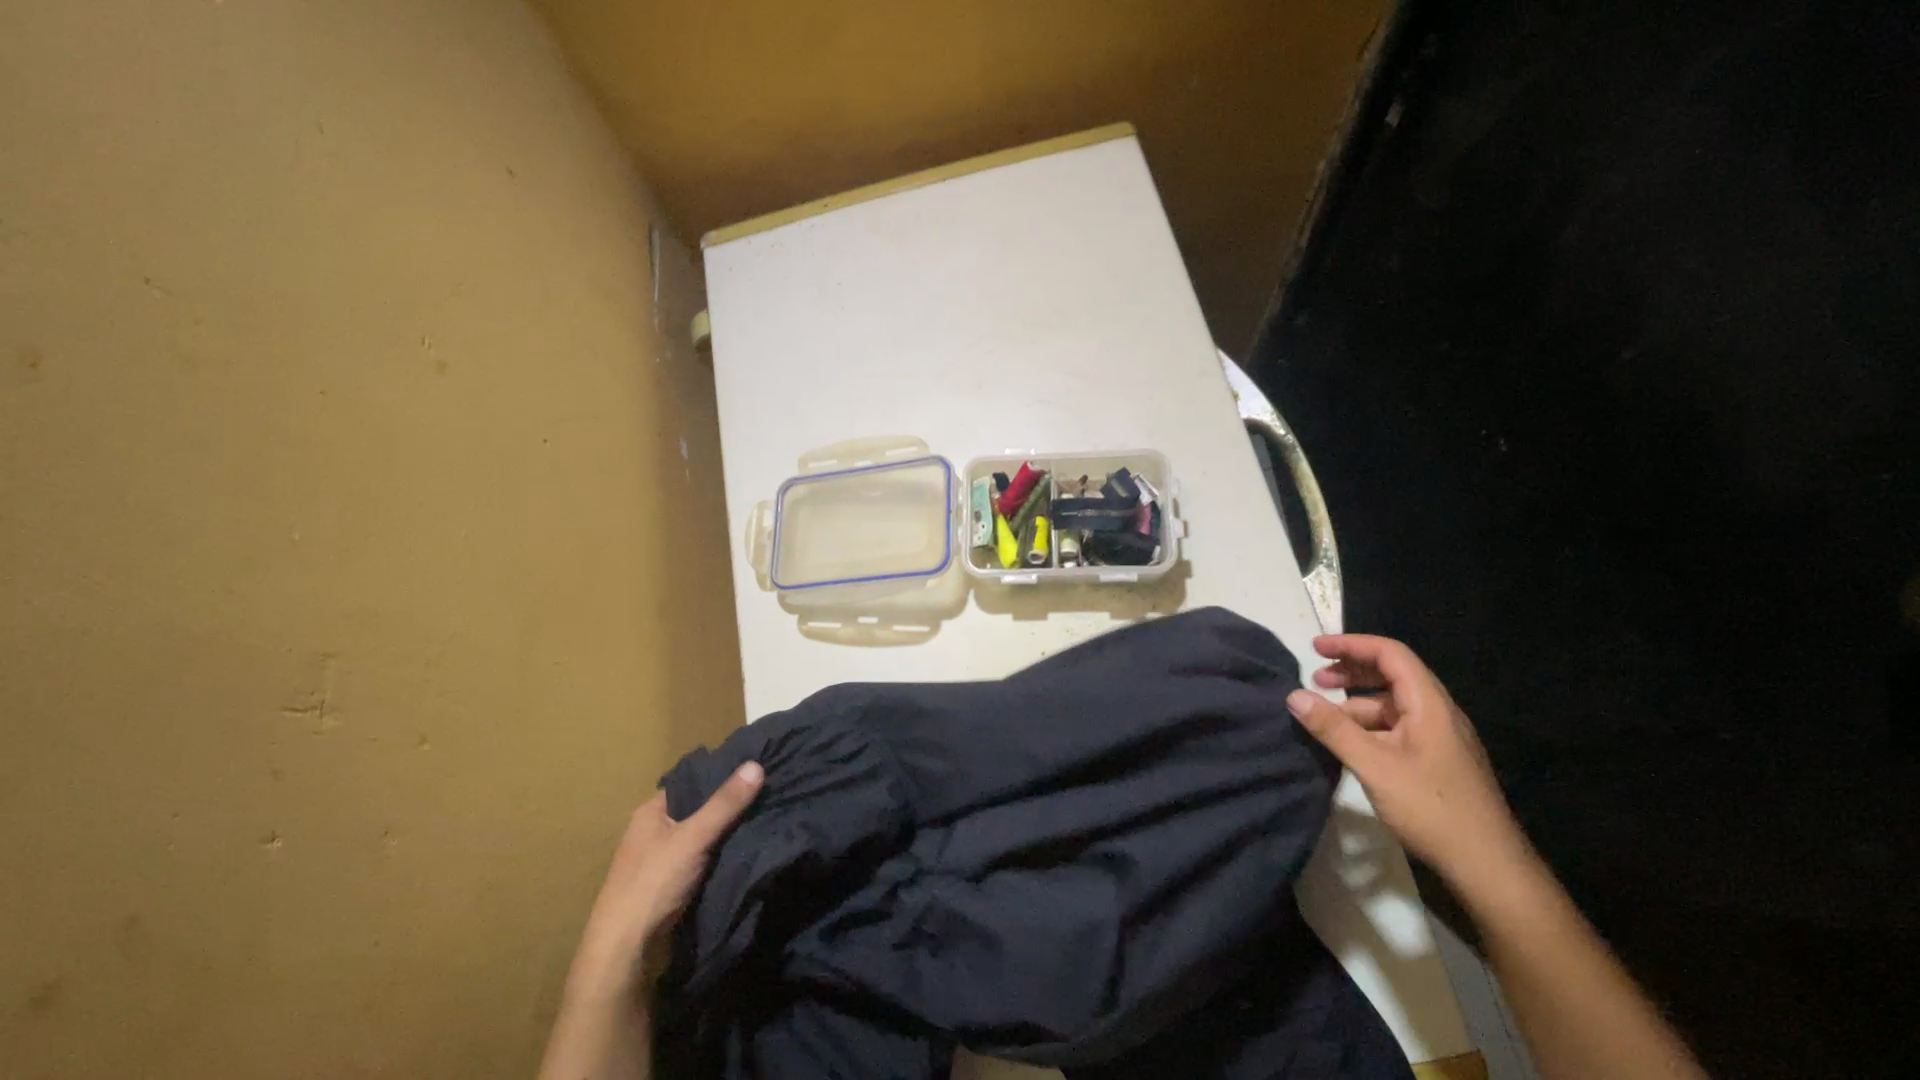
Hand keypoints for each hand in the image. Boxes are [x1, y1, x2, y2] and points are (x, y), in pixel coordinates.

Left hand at [570, 762, 763, 992]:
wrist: (627, 951)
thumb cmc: (653, 884)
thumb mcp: (693, 837)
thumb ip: (724, 804)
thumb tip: (755, 764)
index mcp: (650, 813)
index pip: (691, 783)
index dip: (722, 776)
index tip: (757, 770)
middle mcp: (654, 833)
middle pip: (699, 811)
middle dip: (730, 807)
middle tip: (771, 794)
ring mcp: (663, 862)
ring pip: (705, 839)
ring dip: (729, 835)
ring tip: (769, 819)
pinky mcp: (673, 887)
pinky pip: (705, 863)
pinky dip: (724, 858)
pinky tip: (751, 852)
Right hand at [1286, 634, 1532, 886]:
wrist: (1486, 864)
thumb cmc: (1431, 808)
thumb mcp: (1375, 766)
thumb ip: (1333, 729)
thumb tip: (1293, 695)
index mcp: (1429, 704)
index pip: (1391, 655)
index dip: (1352, 645)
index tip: (1315, 647)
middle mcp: (1437, 714)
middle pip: (1391, 677)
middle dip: (1350, 673)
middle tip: (1312, 680)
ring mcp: (1438, 739)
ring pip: (1391, 707)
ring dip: (1355, 704)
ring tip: (1321, 717)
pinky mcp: (1435, 761)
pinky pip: (1396, 730)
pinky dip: (1367, 727)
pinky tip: (1346, 745)